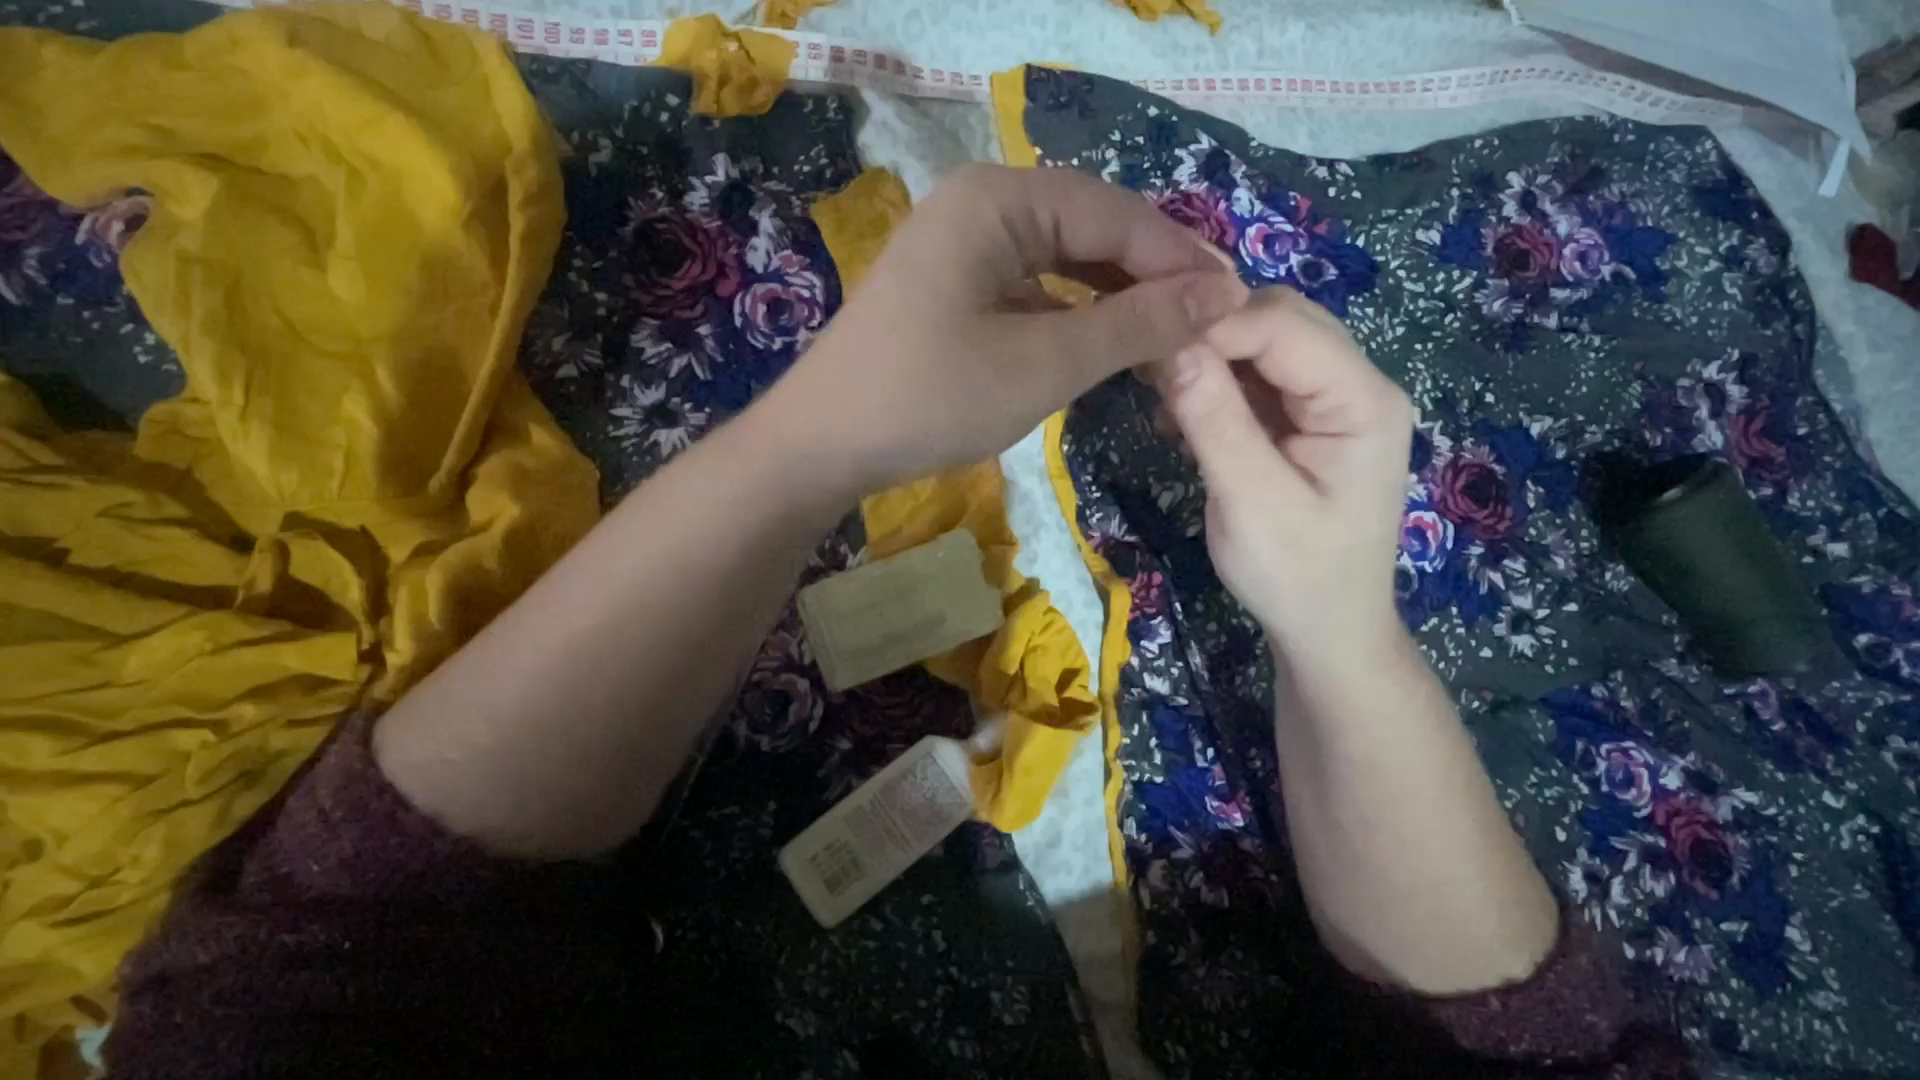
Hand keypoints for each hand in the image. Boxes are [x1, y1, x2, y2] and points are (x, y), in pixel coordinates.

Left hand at [770, 164, 1247, 495]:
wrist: (823, 446)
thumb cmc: (931, 398)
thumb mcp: (1044, 363)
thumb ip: (1135, 325)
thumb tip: (1222, 294)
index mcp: (998, 199)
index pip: (1115, 213)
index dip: (1180, 260)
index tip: (1238, 304)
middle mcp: (981, 205)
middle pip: (1091, 229)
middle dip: (1150, 278)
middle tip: (1212, 325)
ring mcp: (963, 247)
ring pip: (1063, 262)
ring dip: (1116, 300)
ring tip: (1173, 339)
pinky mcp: (955, 289)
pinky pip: (1033, 290)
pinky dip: (1074, 317)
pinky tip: (1110, 345)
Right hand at [1149, 287, 1412, 659]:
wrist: (1326, 630)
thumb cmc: (1297, 575)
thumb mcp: (1251, 502)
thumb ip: (1215, 421)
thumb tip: (1169, 346)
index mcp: (1362, 399)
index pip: (1282, 326)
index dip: (1213, 323)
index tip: (1146, 343)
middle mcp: (1355, 384)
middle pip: (1277, 321)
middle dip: (1210, 332)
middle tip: (1146, 360)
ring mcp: (1331, 401)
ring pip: (1262, 344)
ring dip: (1207, 357)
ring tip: (1157, 388)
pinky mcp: (1304, 420)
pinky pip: (1255, 378)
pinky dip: (1213, 383)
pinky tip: (1180, 413)